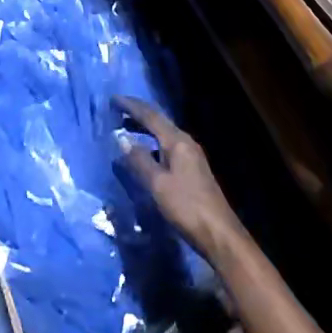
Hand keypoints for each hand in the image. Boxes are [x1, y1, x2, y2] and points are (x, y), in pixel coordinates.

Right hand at [115, 96, 245, 258]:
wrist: (219, 233)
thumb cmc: (186, 206)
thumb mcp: (158, 184)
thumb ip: (139, 160)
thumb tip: (121, 137)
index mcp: (177, 141)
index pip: (150, 116)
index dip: (131, 106)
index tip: (112, 99)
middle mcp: (186, 143)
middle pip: (158, 122)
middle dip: (137, 114)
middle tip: (116, 111)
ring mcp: (191, 156)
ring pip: (163, 134)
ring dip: (144, 129)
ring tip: (124, 128)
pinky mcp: (192, 169)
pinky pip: (167, 146)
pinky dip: (151, 143)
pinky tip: (144, 153)